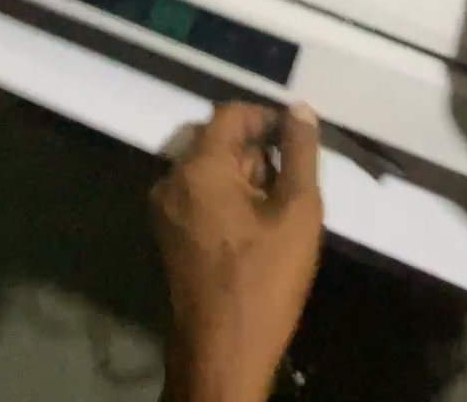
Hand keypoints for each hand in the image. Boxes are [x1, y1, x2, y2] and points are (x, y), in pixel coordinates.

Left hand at [151, 102, 323, 401]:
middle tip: (290, 184)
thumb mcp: (298, 209)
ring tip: (277, 211)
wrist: (222, 357)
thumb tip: (299, 109)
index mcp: (198, 167)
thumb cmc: (264, 279)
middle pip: (218, 139)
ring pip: (210, 167)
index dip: (267, 117)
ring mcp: (165, 210)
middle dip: (257, 151)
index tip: (298, 140)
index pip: (231, 113)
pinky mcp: (168, 234)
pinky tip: (255, 228)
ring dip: (244, 175)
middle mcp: (171, 180)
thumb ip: (300, 151)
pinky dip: (227, 196)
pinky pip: (199, 193)